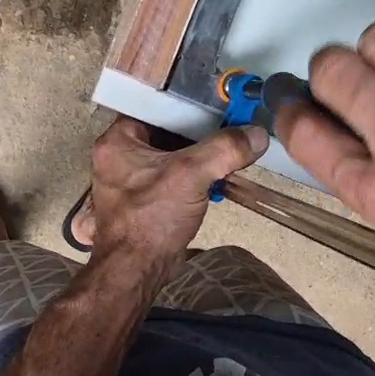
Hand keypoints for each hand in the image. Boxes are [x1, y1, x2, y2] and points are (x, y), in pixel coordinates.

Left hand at [89, 117, 268, 275]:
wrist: (137, 270)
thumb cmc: (152, 217)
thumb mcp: (192, 174)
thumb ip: (225, 149)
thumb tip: (257, 134)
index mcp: (117, 141)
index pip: (154, 108)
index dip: (186, 105)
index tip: (218, 105)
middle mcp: (118, 157)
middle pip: (165, 133)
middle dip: (197, 135)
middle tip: (228, 129)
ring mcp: (130, 182)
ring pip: (171, 157)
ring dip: (198, 158)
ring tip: (228, 153)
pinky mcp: (143, 202)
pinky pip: (171, 179)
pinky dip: (193, 179)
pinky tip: (217, 181)